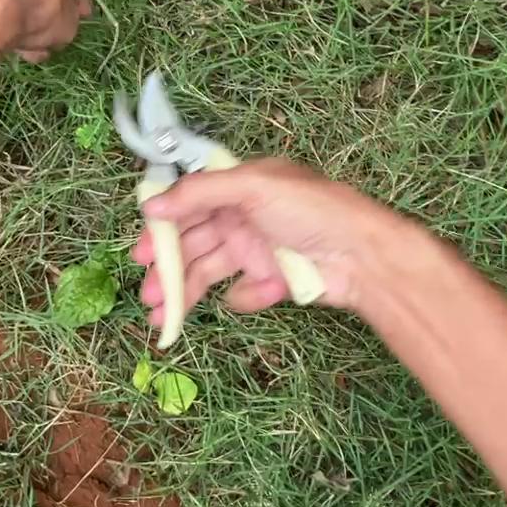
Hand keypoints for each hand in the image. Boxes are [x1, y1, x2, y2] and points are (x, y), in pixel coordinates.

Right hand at [133, 158, 422, 327]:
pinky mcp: (270, 281)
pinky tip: (261, 294)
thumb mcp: (254, 188)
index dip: (161, 228)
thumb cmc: (312, 211)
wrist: (366, 258)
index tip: (139, 253)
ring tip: (164, 318)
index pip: (188, 206)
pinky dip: (246, 295)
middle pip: (193, 244)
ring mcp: (256, 251)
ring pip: (209, 272)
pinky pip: (243, 291)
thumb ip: (200, 193)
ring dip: (186, 293)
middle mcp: (242, 218)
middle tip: (148, 295)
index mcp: (238, 187)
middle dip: (168, 269)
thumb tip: (152, 204)